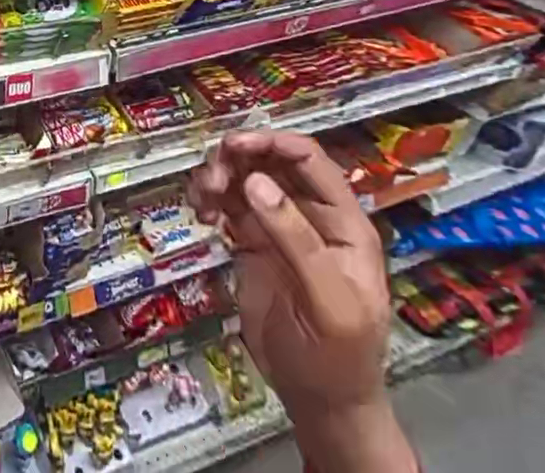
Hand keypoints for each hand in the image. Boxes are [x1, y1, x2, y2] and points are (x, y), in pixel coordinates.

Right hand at [191, 131, 415, 472]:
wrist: (320, 402)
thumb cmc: (338, 355)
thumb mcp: (328, 301)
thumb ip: (296, 239)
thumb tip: (256, 182)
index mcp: (341, 219)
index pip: (308, 159)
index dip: (272, 142)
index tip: (233, 144)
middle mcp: (308, 212)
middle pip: (269, 160)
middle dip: (237, 158)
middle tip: (212, 178)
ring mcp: (277, 225)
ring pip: (243, 177)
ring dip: (219, 176)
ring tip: (204, 199)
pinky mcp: (251, 241)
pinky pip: (227, 203)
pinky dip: (210, 199)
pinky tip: (203, 214)